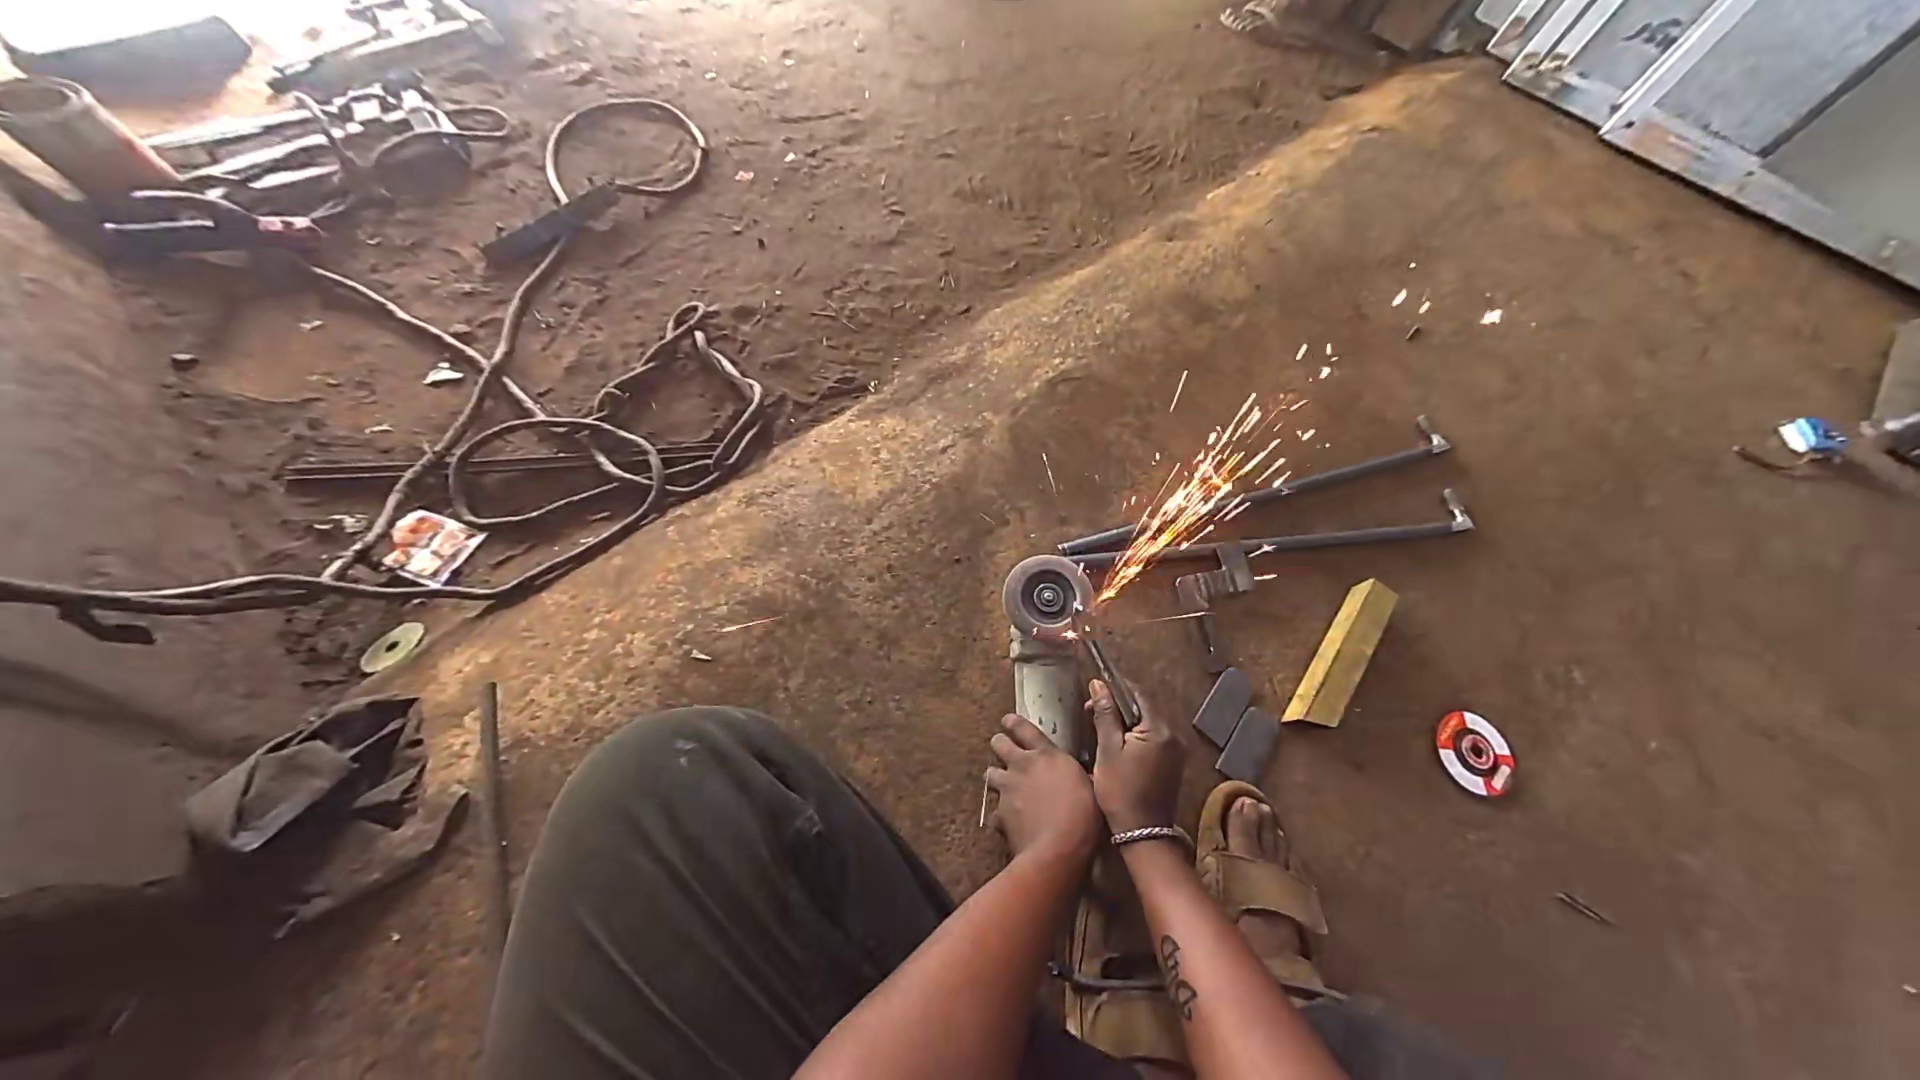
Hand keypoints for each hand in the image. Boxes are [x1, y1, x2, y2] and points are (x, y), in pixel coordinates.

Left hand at [986, 714, 1100, 863]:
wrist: (1058, 850)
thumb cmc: (1084, 817)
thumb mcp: (1091, 788)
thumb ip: (1078, 777)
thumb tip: (1084, 777)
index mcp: (1047, 755)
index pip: (1024, 728)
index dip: (1013, 723)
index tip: (1007, 721)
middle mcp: (1022, 766)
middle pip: (999, 743)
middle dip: (1000, 744)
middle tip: (1003, 750)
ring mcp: (1007, 788)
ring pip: (989, 772)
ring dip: (995, 776)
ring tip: (1003, 784)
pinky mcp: (999, 812)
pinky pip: (995, 809)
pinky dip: (1000, 813)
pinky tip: (1008, 821)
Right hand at [1088, 679, 1185, 833]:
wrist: (1142, 833)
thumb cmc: (1120, 791)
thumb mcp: (1107, 750)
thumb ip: (1105, 714)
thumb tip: (1098, 684)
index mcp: (1159, 730)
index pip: (1137, 694)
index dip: (1114, 689)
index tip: (1092, 694)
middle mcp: (1173, 736)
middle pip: (1143, 708)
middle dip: (1117, 706)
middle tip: (1090, 713)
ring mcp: (1175, 751)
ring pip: (1146, 723)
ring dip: (1125, 721)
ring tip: (1100, 729)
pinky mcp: (1172, 763)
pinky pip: (1152, 738)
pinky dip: (1135, 736)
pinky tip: (1117, 746)